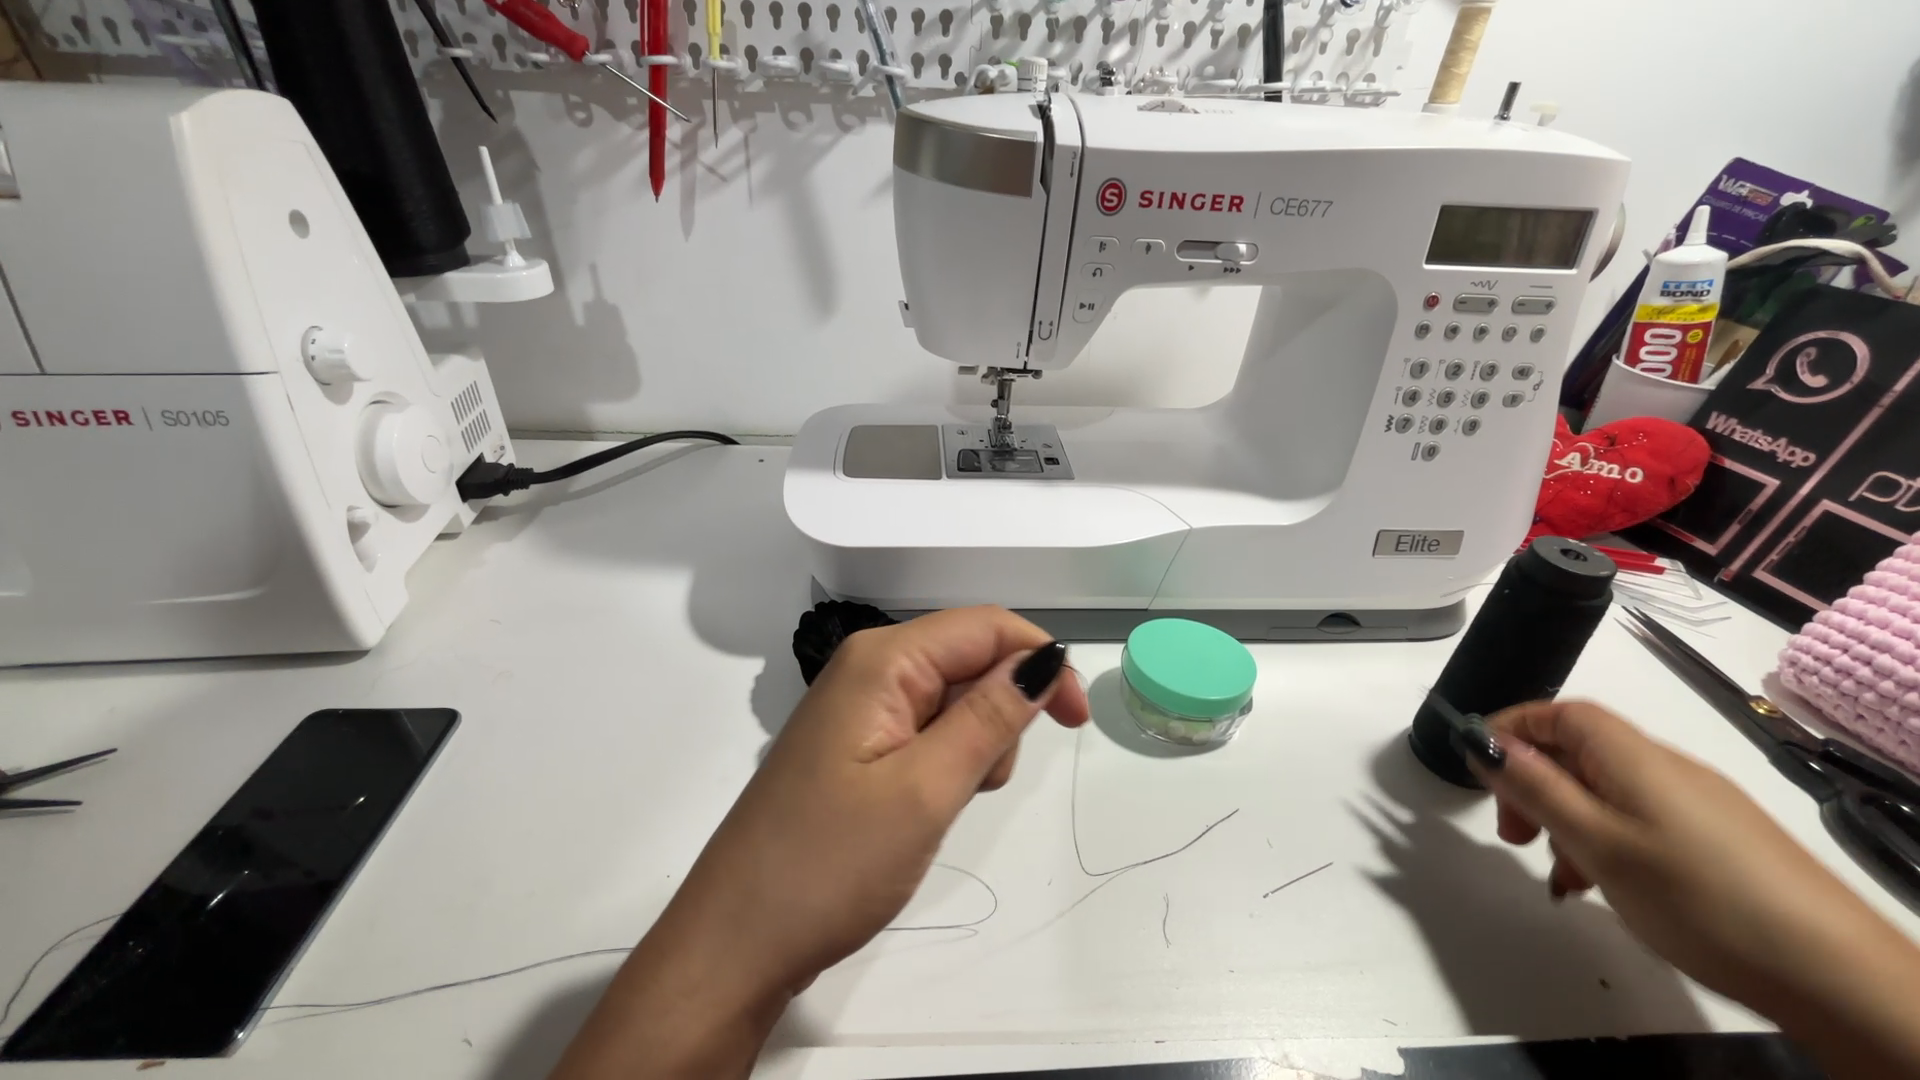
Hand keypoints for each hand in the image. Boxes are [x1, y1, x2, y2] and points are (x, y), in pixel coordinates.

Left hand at [549, 606, 1087, 1079]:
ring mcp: (859, 710)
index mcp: (882, 660)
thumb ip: (990, 716)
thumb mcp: (926, 789)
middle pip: (969, 660)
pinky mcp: (856, 746)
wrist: (739, 941)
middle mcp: (868, 670)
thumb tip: (1044, 657)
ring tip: (945, 801)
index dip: (1040, 661)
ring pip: (953, 700)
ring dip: (976, 743)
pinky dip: (947, 762)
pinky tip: (926, 805)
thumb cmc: (831, 863)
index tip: (1076, 722)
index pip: (985, 626)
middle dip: (1001, 712)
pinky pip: (925, 731)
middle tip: (982, 781)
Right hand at [1475, 701, 1919, 1078]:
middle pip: (1576, 751)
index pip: (1558, 712)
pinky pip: (1635, 820)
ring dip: (1562, 820)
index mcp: (1632, 756)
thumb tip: (1484, 743)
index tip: (1478, 768)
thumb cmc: (1696, 896)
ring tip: (1558, 873)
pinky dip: (1601, 841)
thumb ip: (1535, 788)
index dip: (1510, 728)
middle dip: (1530, 783)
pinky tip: (1601, 885)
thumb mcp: (1596, 842)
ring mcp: (1693, 803)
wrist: (1835, 974)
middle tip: (1513, 834)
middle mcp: (1662, 767)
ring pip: (1601, 791)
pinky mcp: (1714, 839)